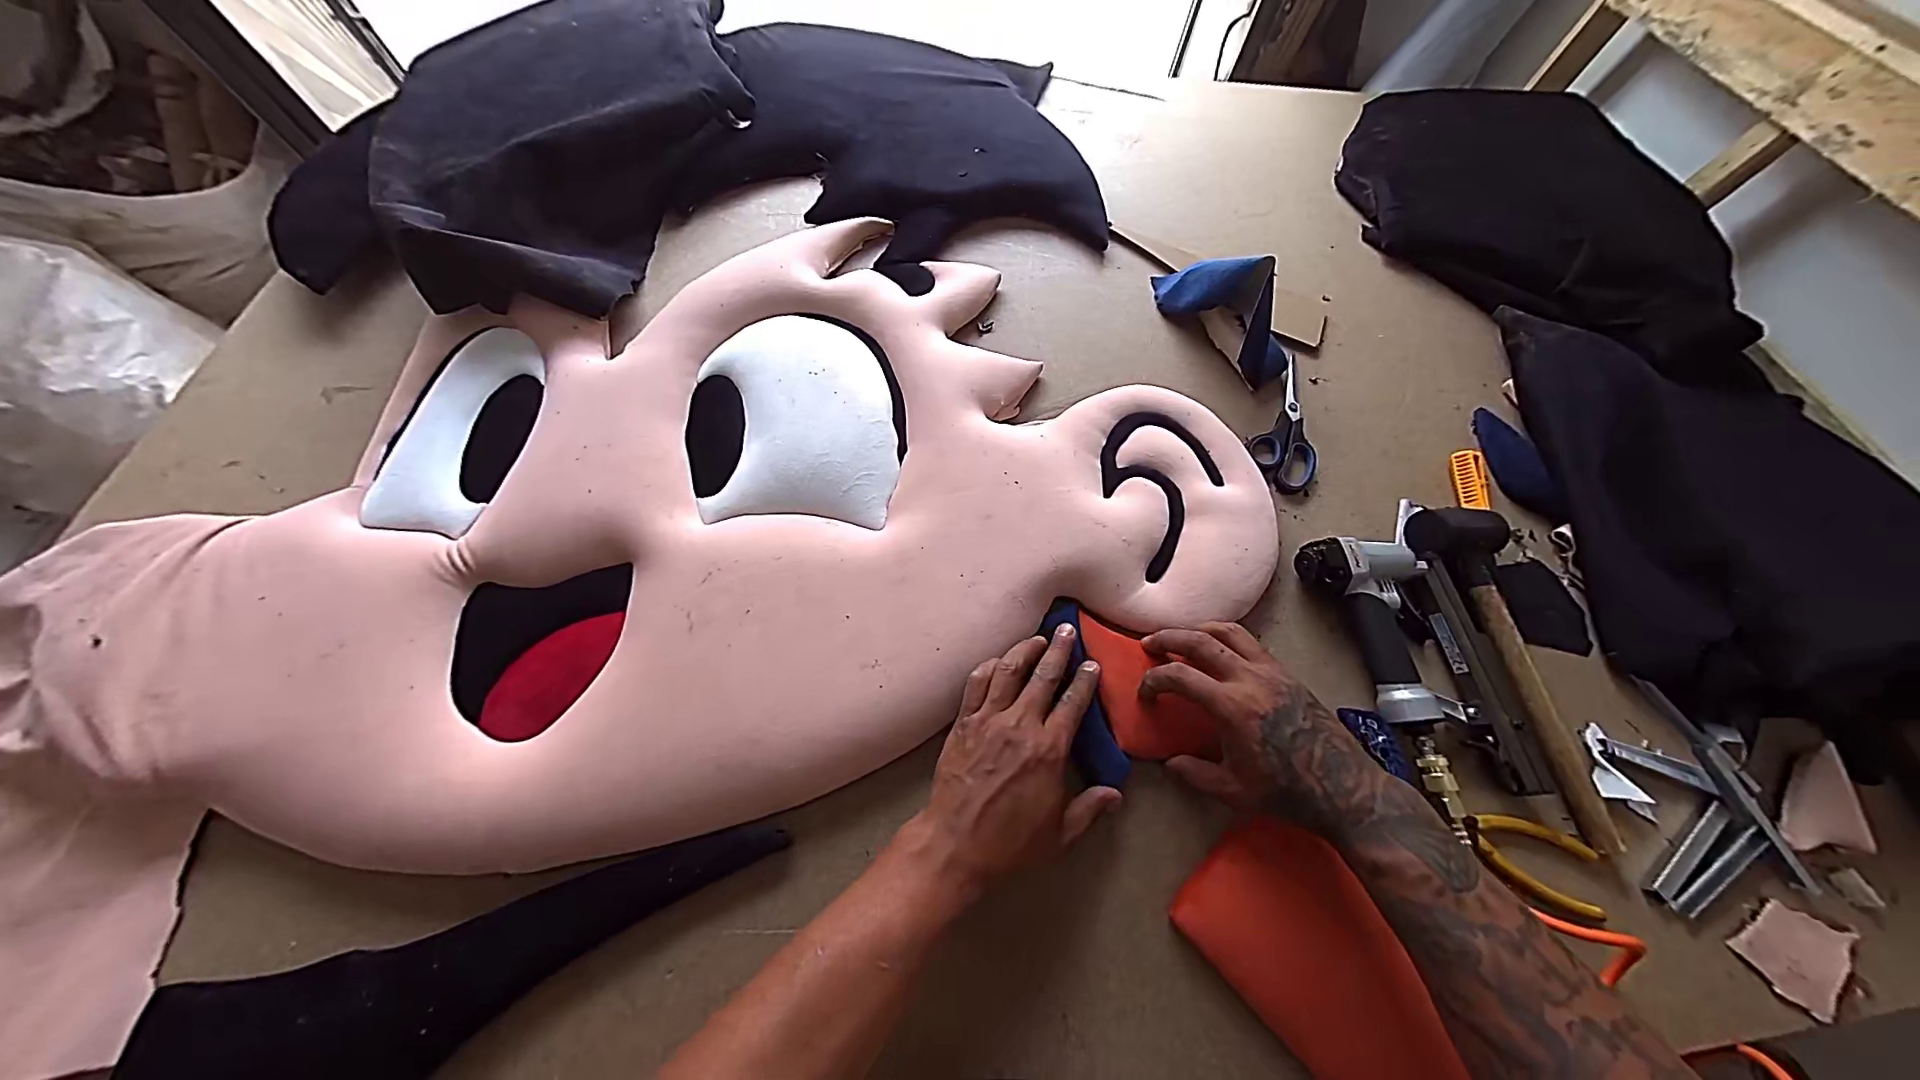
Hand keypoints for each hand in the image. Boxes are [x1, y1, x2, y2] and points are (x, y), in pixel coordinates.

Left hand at [902, 624, 1122, 898]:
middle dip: (1058, 649)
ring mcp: (988, 720)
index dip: (1084, 679)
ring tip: (1036, 638)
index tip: (1091, 663)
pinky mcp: (963, 723)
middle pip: (1043, 676)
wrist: (955, 843)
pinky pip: (976, 685)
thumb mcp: (1060, 833)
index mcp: (1049, 749)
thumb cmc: (1010, 842)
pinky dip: (988, 667)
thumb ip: (1090, 809)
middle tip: (1066, 630)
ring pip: (1008, 671)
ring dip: (1024, 650)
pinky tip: (997, 661)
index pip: (1073, 702)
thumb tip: (1116, 794)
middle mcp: (1020, 725)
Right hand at [1138, 621, 1382, 833]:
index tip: (1145, 692)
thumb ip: (1194, 773)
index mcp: (1231, 706)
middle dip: (1168, 638)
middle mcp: (1250, 679)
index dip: (1153, 680)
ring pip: (1228, 632)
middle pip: (1199, 640)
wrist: (1345, 788)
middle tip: (1149, 644)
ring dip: (1198, 629)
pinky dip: (1226, 638)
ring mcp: (1271, 672)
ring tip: (1182, 637)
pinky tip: (1220, 651)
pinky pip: (1251, 643)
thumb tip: (1170, 762)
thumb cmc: (1287, 791)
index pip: (1178, 676)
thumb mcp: (1232, 790)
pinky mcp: (1287, 673)